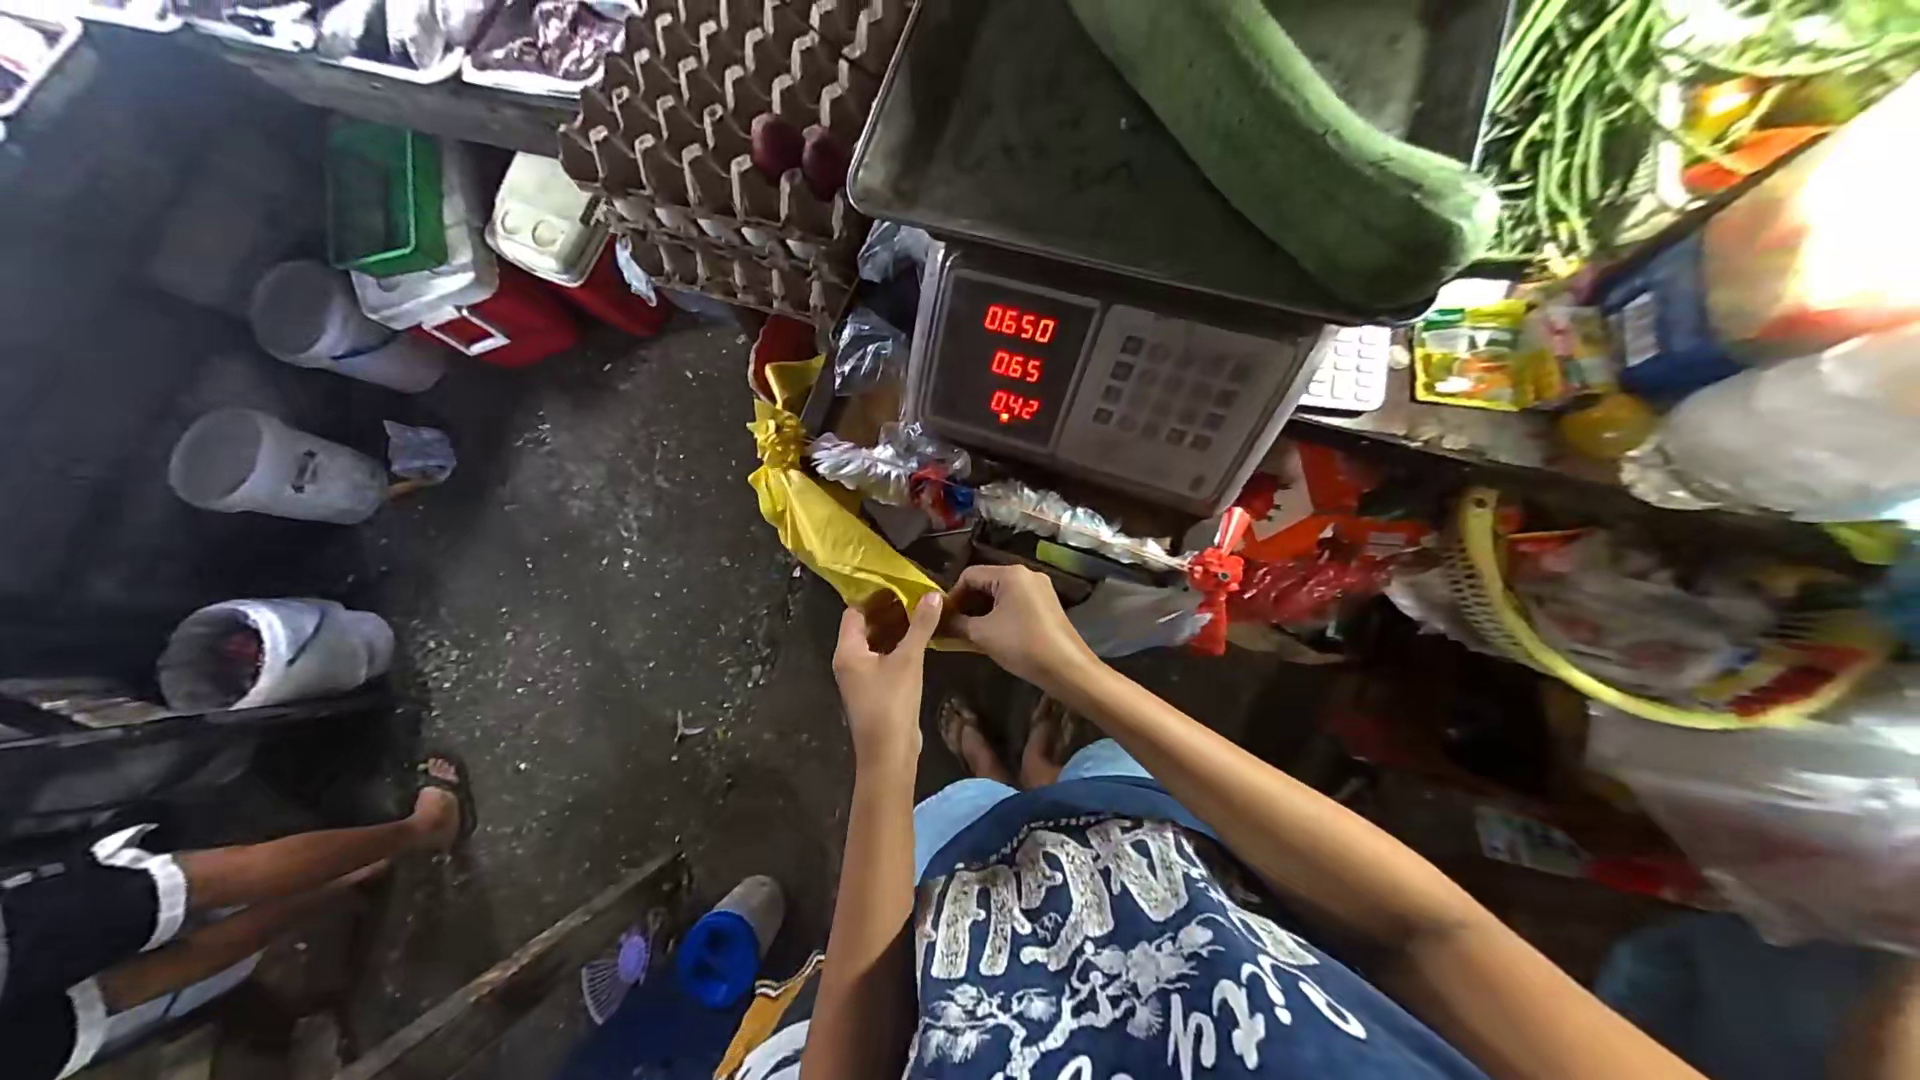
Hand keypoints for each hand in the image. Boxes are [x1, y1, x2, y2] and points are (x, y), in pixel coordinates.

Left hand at [833, 593, 941, 770]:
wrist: (889, 753)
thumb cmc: (892, 702)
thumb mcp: (908, 659)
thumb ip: (920, 626)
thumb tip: (932, 595)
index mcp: (847, 651)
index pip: (855, 612)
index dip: (875, 597)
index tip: (898, 584)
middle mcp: (848, 661)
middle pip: (864, 627)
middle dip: (887, 611)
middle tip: (913, 595)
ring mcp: (860, 678)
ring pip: (875, 643)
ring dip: (894, 628)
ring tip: (919, 612)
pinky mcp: (874, 690)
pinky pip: (882, 659)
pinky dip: (897, 646)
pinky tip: (918, 640)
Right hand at [945, 565, 1098, 690]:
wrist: (1066, 668)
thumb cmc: (1021, 645)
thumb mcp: (982, 634)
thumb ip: (956, 623)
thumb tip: (937, 622)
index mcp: (1010, 573)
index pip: (969, 575)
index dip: (952, 596)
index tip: (943, 618)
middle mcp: (1027, 574)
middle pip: (986, 582)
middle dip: (967, 604)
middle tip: (953, 626)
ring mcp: (1040, 588)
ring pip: (1001, 593)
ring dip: (982, 610)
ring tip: (969, 632)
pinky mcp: (1047, 603)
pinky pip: (1015, 602)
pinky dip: (999, 614)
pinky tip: (992, 634)